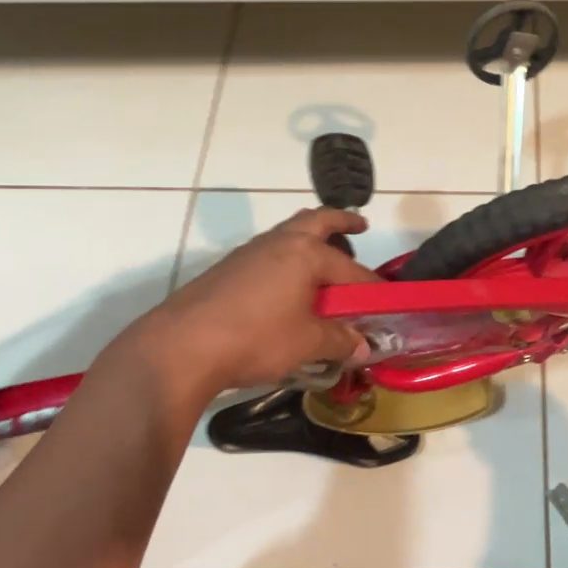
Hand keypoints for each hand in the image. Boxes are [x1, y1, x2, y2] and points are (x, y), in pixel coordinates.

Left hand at [108, 208, 381, 401]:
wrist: (180, 347)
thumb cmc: (255, 338)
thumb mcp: (307, 343)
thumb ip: (339, 341)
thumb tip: (363, 347)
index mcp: (306, 254)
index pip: (352, 270)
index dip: (372, 288)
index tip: (387, 302)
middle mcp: (279, 243)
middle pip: (316, 221)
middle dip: (341, 220)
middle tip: (358, 226)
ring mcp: (249, 253)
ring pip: (288, 235)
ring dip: (310, 240)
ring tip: (323, 262)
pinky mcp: (228, 270)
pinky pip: (268, 254)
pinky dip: (287, 260)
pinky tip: (287, 288)